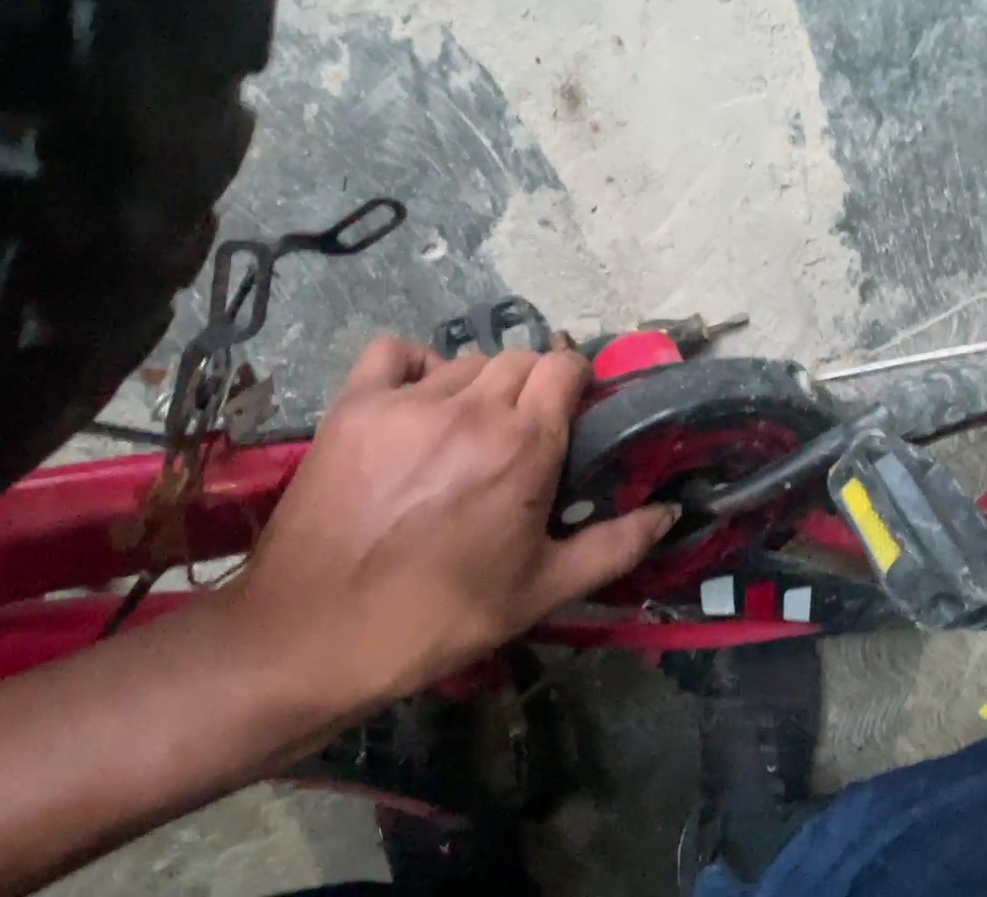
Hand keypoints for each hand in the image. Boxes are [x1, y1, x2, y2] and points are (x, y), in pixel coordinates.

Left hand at [207, 338, 677, 713]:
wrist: (316, 635)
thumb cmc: (441, 617)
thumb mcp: (542, 591)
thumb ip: (615, 545)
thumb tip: (670, 512)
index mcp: (525, 446)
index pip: (565, 366)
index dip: (575, 382)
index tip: (573, 413)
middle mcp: (472, 409)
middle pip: (519, 359)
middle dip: (532, 386)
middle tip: (521, 433)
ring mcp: (407, 402)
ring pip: (464, 359)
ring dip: (479, 384)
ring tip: (467, 429)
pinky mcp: (354, 405)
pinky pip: (393, 351)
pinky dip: (413, 363)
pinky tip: (416, 399)